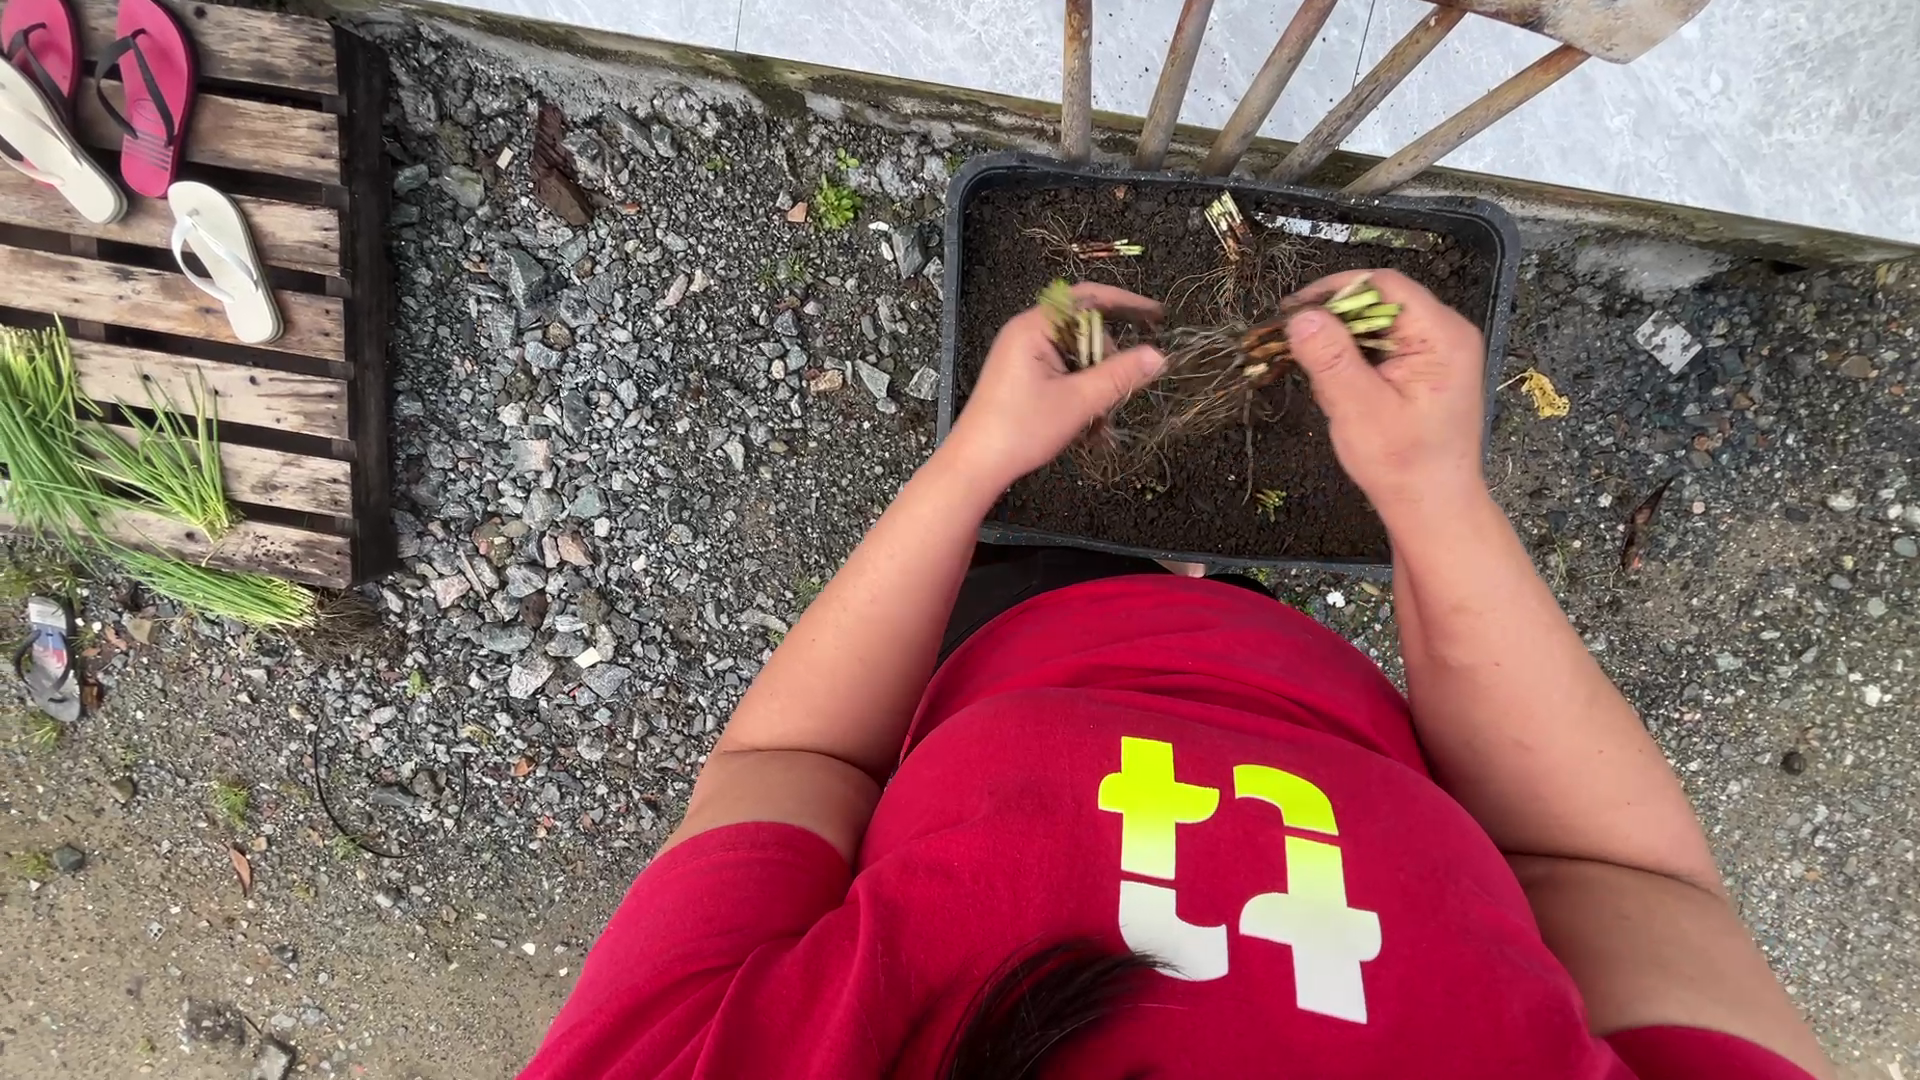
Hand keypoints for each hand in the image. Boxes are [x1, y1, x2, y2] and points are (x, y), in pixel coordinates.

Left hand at [943, 282, 1164, 490]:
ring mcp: (1023, 357)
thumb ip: (1120, 376)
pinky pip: (1063, 374)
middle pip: (1085, 331)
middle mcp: (1026, 334)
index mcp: (1034, 327)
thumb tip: (1158, 355)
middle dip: (1108, 362)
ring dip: (1095, 386)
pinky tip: (1086, 427)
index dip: (1126, 303)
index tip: (1157, 316)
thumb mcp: (1077, 402)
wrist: (975, 465)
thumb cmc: (1019, 430)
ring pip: (1077, 358)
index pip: (1088, 297)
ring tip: (1097, 422)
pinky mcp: (1023, 377)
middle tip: (1116, 394)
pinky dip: (1079, 395)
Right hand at [1284, 269, 1487, 524]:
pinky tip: (1338, 390)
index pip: (1383, 286)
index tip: (1289, 312)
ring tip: (1320, 381)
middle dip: (1332, 323)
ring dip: (1338, 346)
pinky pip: (1378, 348)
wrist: (1430, 503)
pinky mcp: (1421, 369)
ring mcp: (1434, 351)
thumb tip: (1299, 316)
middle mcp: (1443, 333)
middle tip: (1294, 348)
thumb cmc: (1400, 462)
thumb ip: (1330, 359)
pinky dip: (1350, 362)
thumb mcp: (1358, 409)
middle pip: (1378, 302)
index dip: (1333, 291)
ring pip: (1374, 326)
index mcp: (1440, 335)